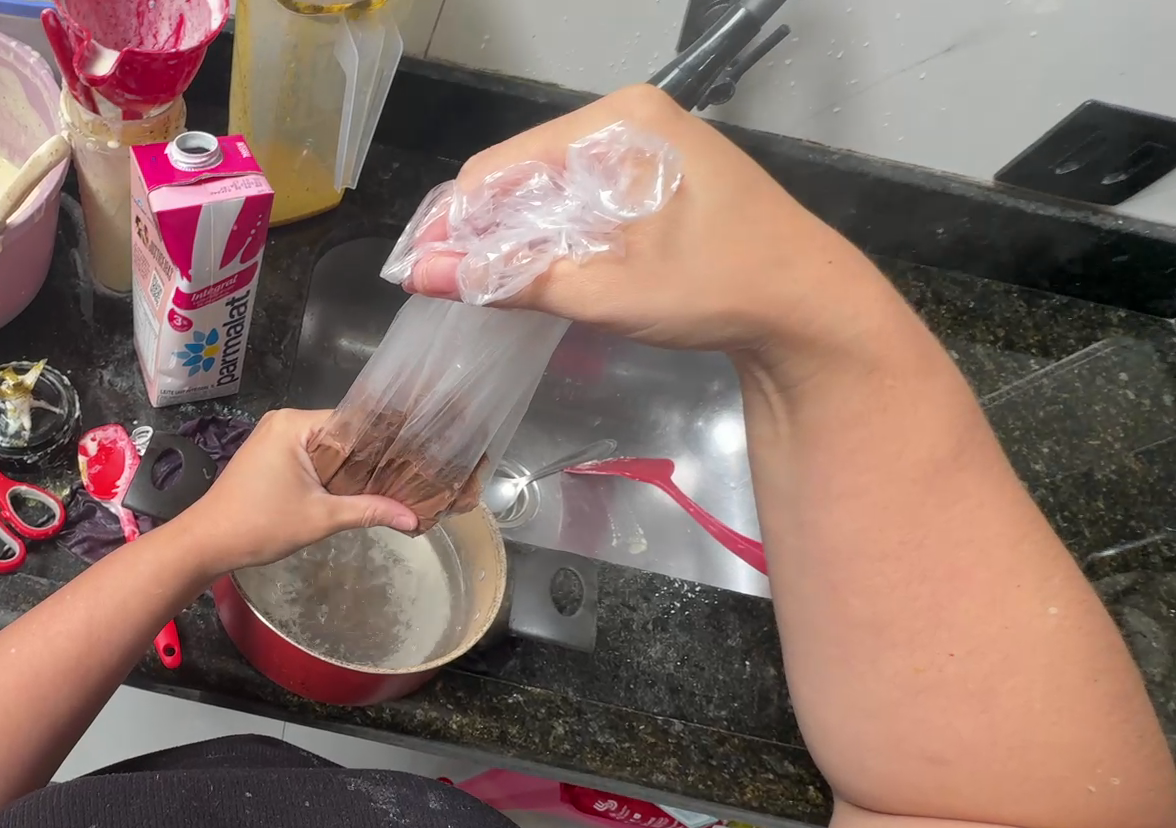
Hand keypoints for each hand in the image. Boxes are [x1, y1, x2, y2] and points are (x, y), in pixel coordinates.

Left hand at [169, 409, 416, 573]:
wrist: (207, 542)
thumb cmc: (260, 524)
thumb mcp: (320, 518)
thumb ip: (368, 511)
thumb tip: (414, 519)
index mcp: (294, 424)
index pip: (354, 422)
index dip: (385, 441)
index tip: (415, 458)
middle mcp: (284, 422)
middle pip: (341, 434)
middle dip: (370, 458)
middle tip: (409, 476)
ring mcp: (273, 438)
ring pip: (326, 449)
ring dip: (350, 469)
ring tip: (390, 485)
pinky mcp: (269, 457)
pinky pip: (309, 458)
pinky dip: (329, 474)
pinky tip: (354, 490)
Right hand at [404, 85, 913, 377]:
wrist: (806, 308)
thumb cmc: (714, 289)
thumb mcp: (601, 290)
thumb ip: (505, 280)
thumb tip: (420, 276)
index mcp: (615, 125)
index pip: (498, 166)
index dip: (449, 223)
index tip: (416, 274)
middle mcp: (620, 124)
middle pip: (514, 176)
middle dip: (472, 234)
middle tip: (441, 288)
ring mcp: (634, 150)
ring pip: (536, 193)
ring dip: (501, 242)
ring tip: (474, 288)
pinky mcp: (641, 181)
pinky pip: (566, 205)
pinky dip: (535, 241)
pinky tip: (522, 275)